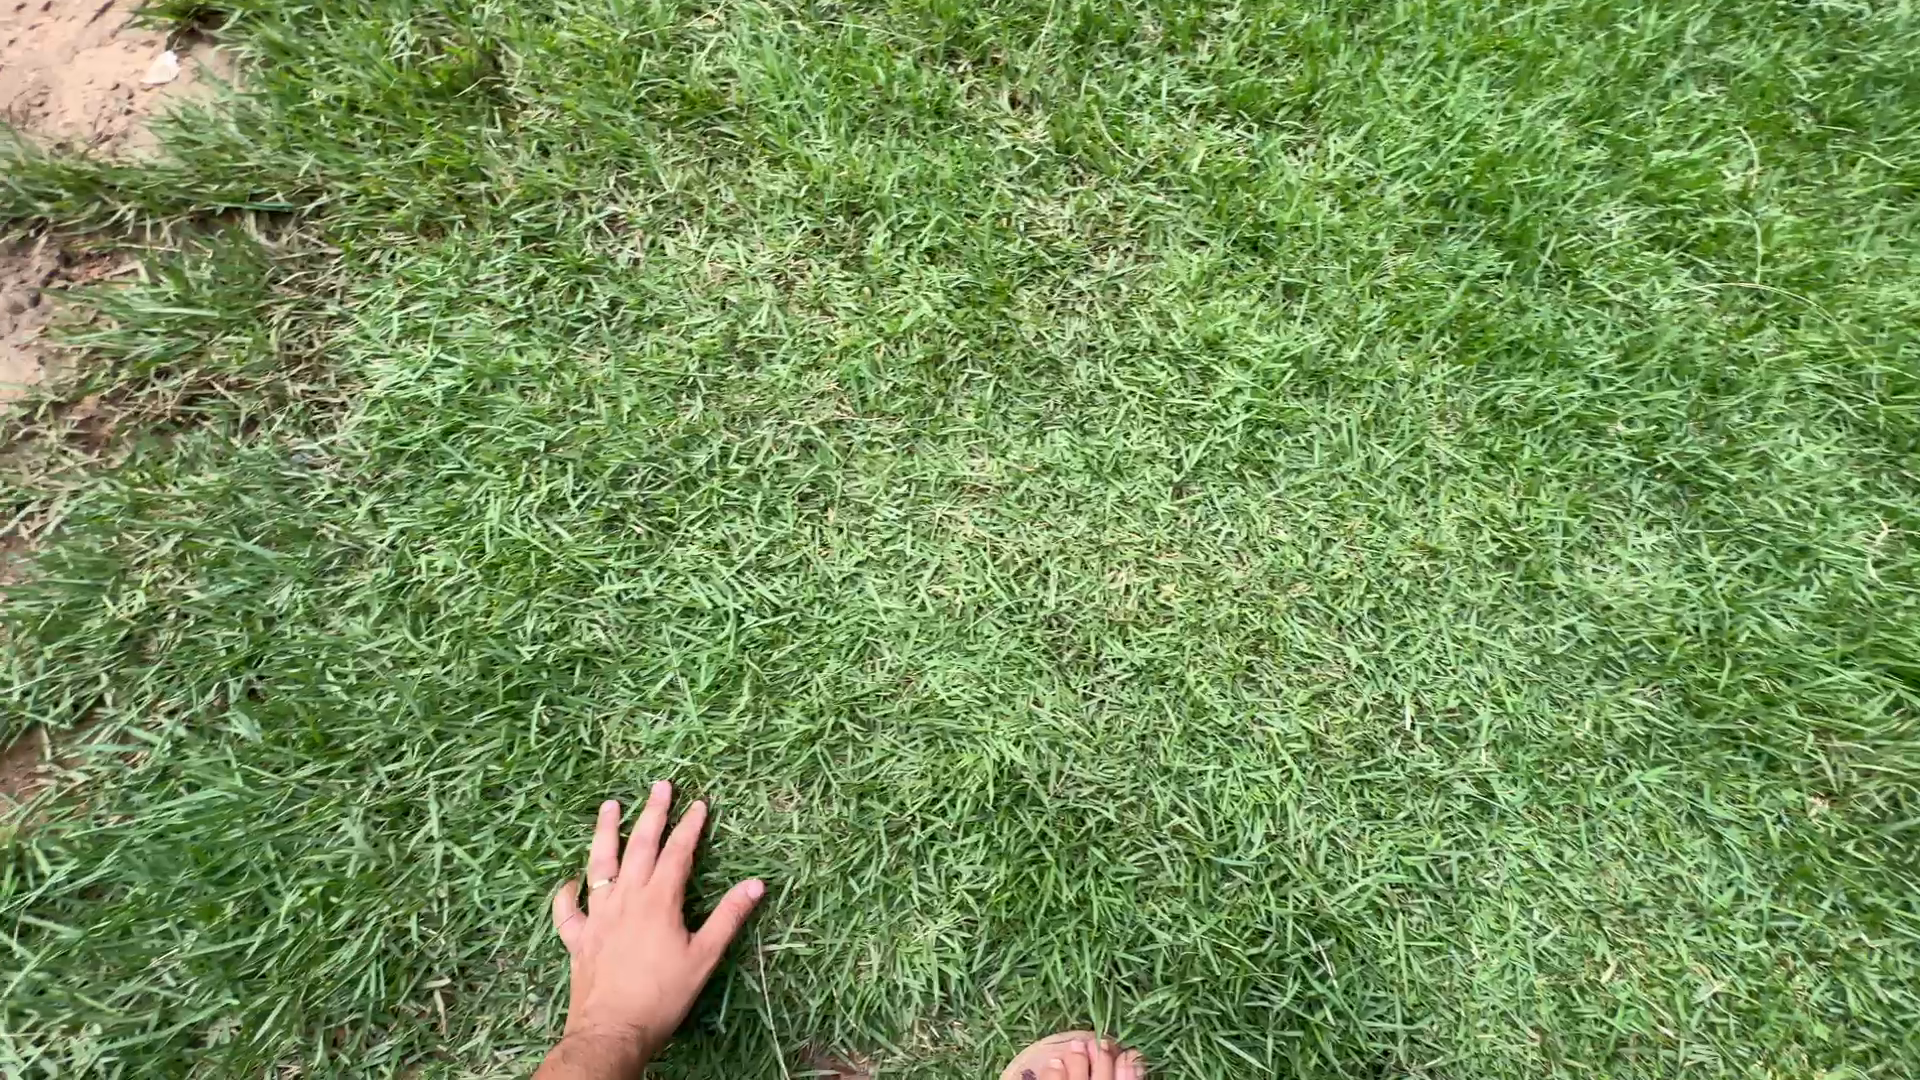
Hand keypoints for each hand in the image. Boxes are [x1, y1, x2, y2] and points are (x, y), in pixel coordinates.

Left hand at [535, 781, 765, 1079]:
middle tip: (660, 785)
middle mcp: (626, 899)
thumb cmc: (662, 995)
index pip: (678, 852)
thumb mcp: (704, 956)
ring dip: (605, 833)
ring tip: (609, 806)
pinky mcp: (578, 940)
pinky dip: (567, 893)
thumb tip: (757, 883)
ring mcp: (598, 917)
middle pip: (640, 846)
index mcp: (659, 900)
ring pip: (600, 865)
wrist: (611, 1034)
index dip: (690, 826)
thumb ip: (729, 917)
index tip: (700, 803)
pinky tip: (570, 881)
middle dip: (652, 813)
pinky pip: (567, 911)